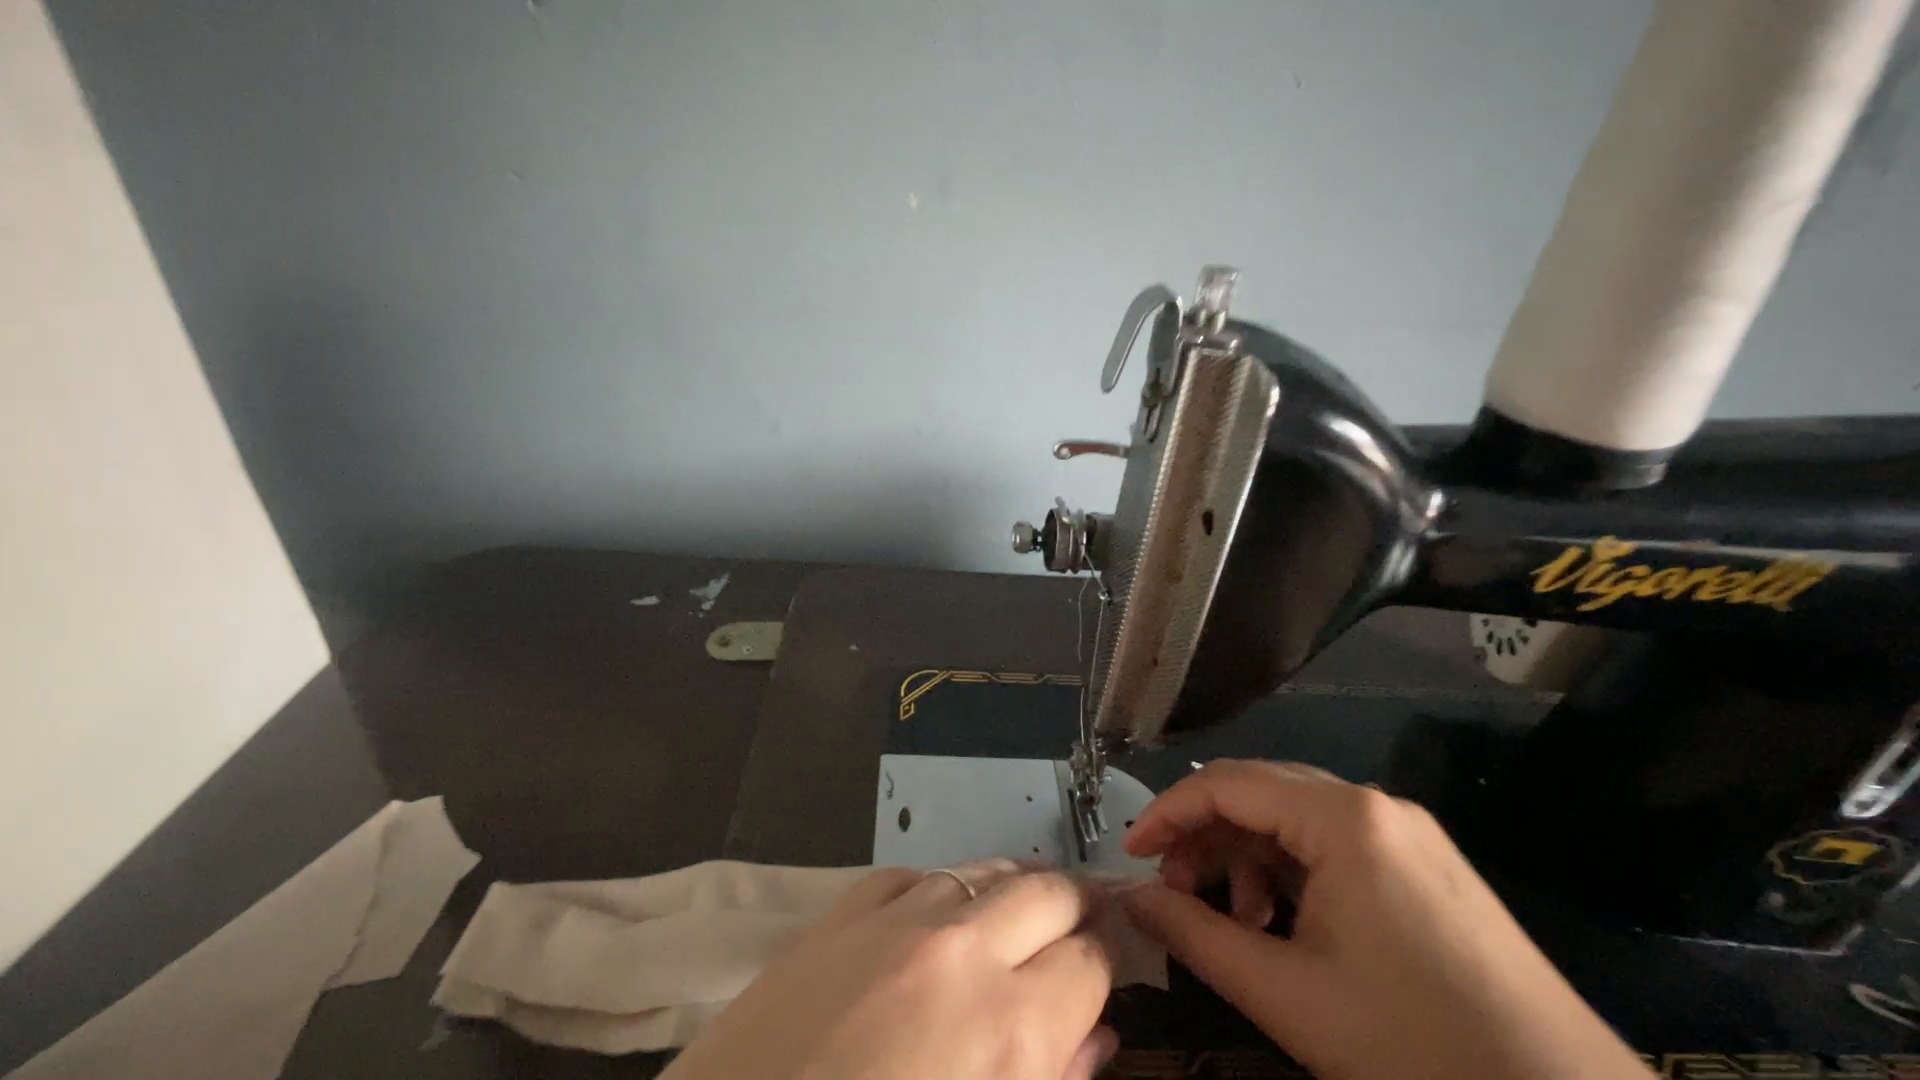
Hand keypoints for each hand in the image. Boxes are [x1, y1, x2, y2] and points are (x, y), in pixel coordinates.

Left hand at [661, 859, 1117, 1079]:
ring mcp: (895, 921)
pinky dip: (942, 891)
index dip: (1105, 966)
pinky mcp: (840, 913)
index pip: (1091, 961)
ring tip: (1015, 920)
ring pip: (984, 870)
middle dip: (1073, 911)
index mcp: (1010, 1027)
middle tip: (1074, 935)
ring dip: (1011, 893)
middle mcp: (962, 952)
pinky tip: (940, 916)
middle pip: (1049, 892)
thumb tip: (1096, 1037)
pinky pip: (914, 874)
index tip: (1103, 975)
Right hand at [1121, 760, 1645, 1079]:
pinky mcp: (1428, 867)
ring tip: (1234, 923)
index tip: (1129, 856)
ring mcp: (1409, 835)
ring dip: (1249, 860)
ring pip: (1298, 822)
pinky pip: (1338, 848)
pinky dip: (1294, 876)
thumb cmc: (1410, 1043)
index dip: (1167, 814)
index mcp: (1343, 819)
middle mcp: (1376, 807)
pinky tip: (1285, 928)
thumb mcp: (1284, 992)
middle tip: (1174, 893)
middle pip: (1262, 794)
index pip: (1227, 784)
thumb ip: (1194, 935)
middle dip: (1207, 838)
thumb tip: (1133, 900)